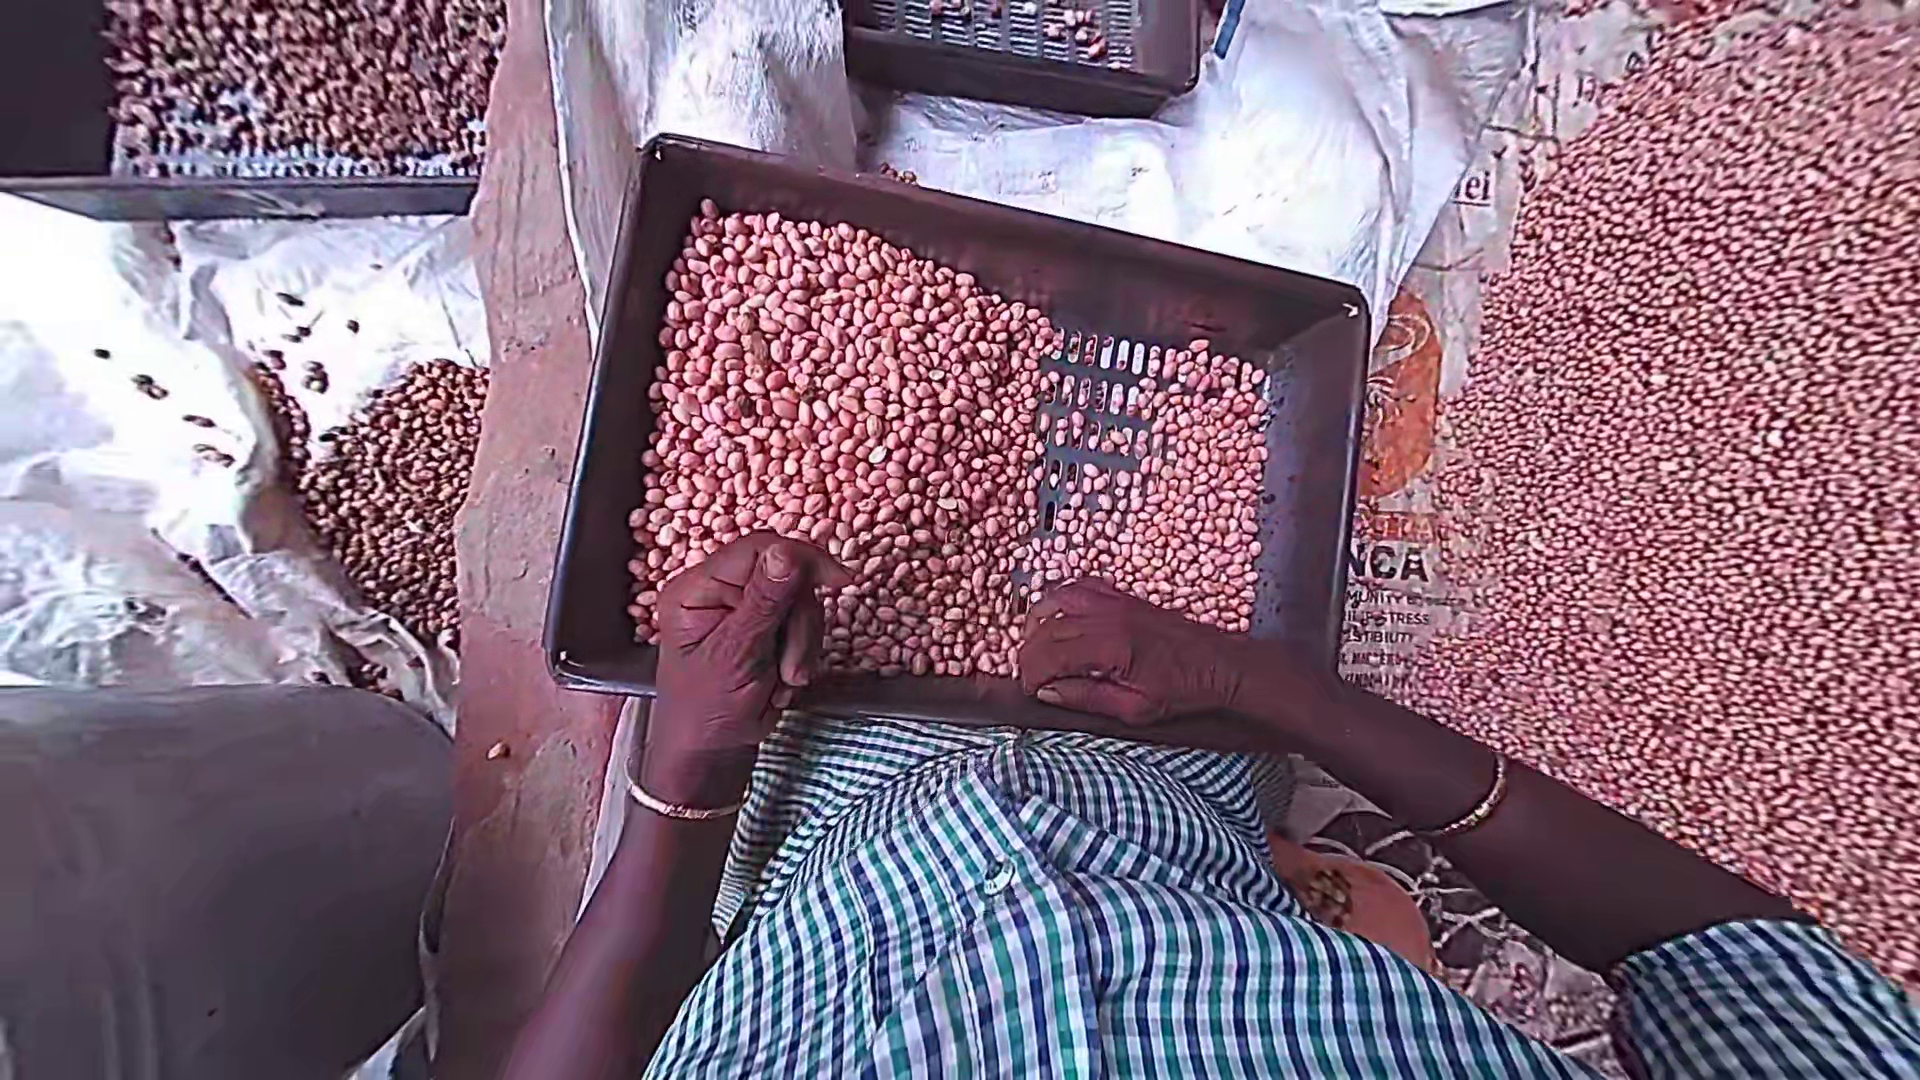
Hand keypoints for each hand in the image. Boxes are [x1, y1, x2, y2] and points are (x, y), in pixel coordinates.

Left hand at [651, 532, 850, 763]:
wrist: (712, 748)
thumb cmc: (707, 708)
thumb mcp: (736, 654)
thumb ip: (764, 601)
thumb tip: (787, 552)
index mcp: (699, 587)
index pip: (756, 549)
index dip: (800, 558)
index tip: (839, 579)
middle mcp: (722, 588)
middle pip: (788, 574)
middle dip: (799, 623)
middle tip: (792, 668)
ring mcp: (747, 606)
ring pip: (802, 600)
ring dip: (803, 643)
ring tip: (784, 681)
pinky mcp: (768, 623)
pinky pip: (805, 621)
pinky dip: (804, 651)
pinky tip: (783, 680)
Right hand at [1018, 578, 1254, 725]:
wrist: (1221, 664)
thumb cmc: (1184, 690)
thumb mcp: (1136, 709)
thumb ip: (1088, 698)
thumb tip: (1048, 692)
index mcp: (1109, 647)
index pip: (1049, 654)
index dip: (1031, 674)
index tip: (1031, 690)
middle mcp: (1106, 616)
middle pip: (1046, 627)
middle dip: (1029, 654)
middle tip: (1031, 676)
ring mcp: (1113, 601)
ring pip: (1055, 598)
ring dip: (1038, 622)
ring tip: (1037, 646)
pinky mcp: (1122, 596)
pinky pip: (1079, 585)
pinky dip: (1061, 599)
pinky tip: (1060, 617)